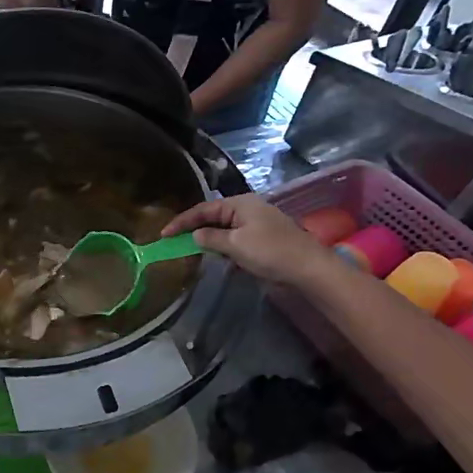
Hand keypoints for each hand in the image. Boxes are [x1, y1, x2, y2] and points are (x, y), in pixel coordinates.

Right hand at [162, 194, 334, 285]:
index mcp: (240, 203)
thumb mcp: (235, 245)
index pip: (203, 209)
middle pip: (213, 216)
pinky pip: (235, 238)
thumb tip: (195, 235)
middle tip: (173, 241)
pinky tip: (216, 256)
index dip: (181, 222)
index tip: (163, 234)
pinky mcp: (264, 238)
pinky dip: (223, 246)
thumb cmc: (270, 251)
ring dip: (208, 239)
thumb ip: (210, 238)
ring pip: (224, 228)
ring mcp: (257, 223)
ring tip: (190, 250)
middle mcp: (248, 208)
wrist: (309, 269)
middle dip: (193, 229)